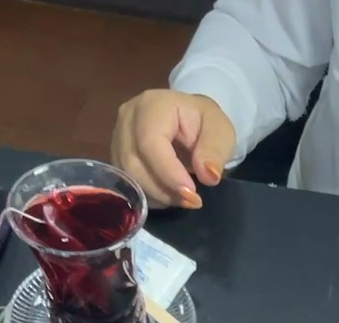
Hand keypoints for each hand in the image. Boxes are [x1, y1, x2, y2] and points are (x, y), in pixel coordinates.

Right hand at [111, 89, 235, 209]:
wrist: (188, 123)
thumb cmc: (204, 124)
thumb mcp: (221, 131)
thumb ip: (215, 150)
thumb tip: (208, 175)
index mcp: (153, 105)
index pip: (150, 142)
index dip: (168, 173)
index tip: (192, 194)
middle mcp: (128, 118)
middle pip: (134, 163)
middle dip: (164, 190)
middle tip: (191, 201)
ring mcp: (118, 139)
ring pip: (129, 178)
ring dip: (157, 196)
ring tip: (182, 198)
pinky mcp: (117, 158)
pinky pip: (128, 185)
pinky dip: (150, 197)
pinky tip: (168, 196)